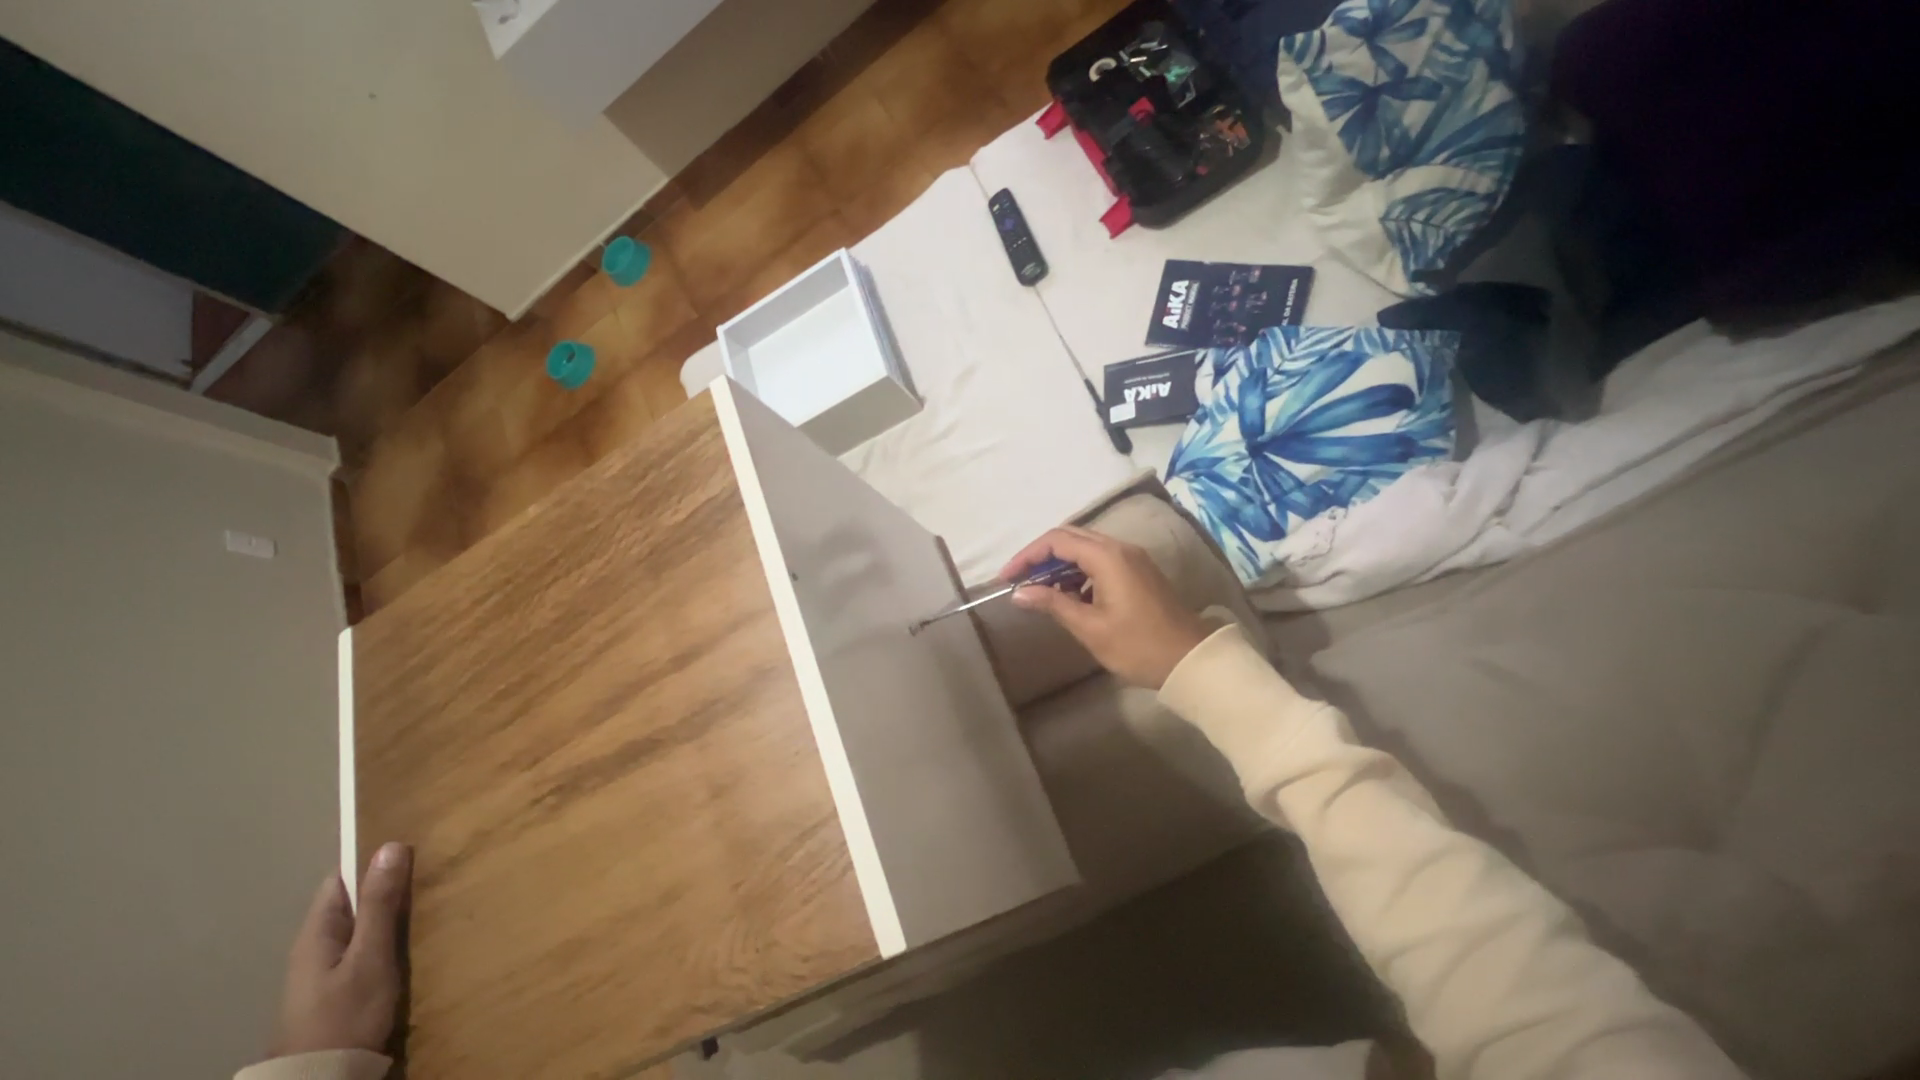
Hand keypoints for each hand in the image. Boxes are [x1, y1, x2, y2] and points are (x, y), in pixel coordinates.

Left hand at [269, 842, 411, 1058]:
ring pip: (363, 926)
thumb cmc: (346, 1013)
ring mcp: (327, 969)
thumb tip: (392, 846)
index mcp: (317, 931)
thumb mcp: (370, 956)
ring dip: (392, 913)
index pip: (341, 878)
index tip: (412, 846)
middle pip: (353, 901)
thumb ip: (380, 905)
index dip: (372, 859)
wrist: (323, 1078)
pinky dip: (390, 937)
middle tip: (432, 872)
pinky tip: (414, 939)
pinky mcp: (342, 988)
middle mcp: (317, 945)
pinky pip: (367, 948)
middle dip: (388, 885)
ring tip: (431, 900)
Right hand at [1000, 526, 1211, 689]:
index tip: (1007, 577)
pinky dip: (1078, 572)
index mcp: (1107, 557)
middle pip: (1070, 538)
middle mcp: (1119, 548)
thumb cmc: (1138, 645)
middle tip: (1018, 580)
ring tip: (1038, 590)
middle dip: (1040, 556)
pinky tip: (1067, 596)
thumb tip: (1019, 593)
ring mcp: (1131, 558)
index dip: (1027, 556)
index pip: (1057, 541)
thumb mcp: (1090, 627)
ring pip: (1085, 548)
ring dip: (1059, 564)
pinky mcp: (1138, 571)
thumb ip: (1053, 604)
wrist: (1190, 659)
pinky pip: (1100, 560)